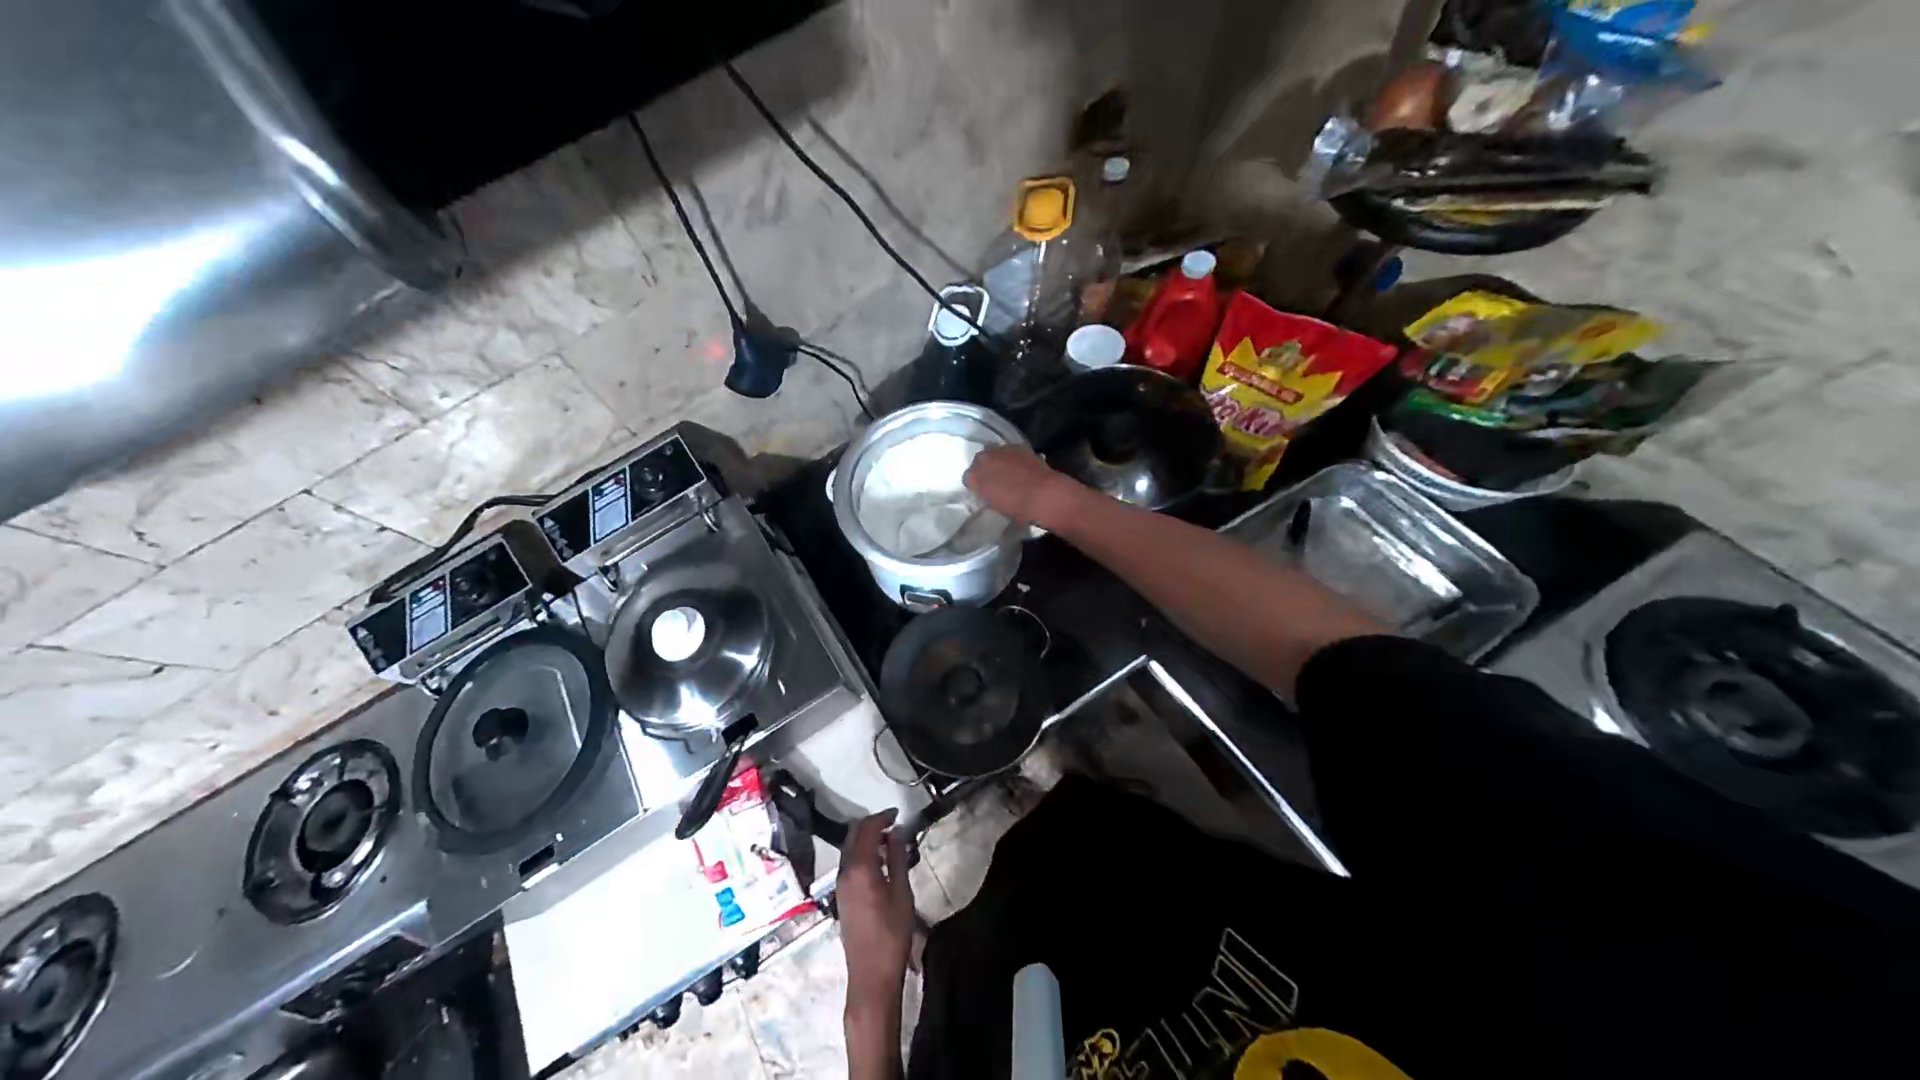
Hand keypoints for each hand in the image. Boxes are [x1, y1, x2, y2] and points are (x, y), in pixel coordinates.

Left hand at [837, 810, 914, 1010]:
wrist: (871, 975)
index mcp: (859, 868)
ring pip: (850, 849)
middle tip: (894, 825)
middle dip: (872, 825)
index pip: (867, 830)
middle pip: (854, 836)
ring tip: (891, 843)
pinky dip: (863, 854)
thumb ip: (897, 858)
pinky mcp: (842, 896)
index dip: (882, 817)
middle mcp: (844, 872)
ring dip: (867, 840)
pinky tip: (880, 863)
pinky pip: (850, 864)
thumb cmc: (892, 934)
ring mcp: (840, 885)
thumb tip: (897, 832)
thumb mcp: (902, 893)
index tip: (898, 814)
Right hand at [964, 446, 1084, 529]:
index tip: (984, 491)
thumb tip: (991, 492)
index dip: (976, 485)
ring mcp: (1000, 451)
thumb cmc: (1018, 509)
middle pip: (979, 461)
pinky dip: (1012, 457)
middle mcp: (982, 460)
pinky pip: (1009, 451)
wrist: (1043, 494)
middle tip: (995, 480)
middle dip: (985, 469)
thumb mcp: (996, 506)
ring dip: (998, 460)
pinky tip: (1021, 467)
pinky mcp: (1017, 446)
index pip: (968, 479)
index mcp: (972, 478)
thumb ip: (988, 496)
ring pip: (994, 454)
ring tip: (1009, 472)